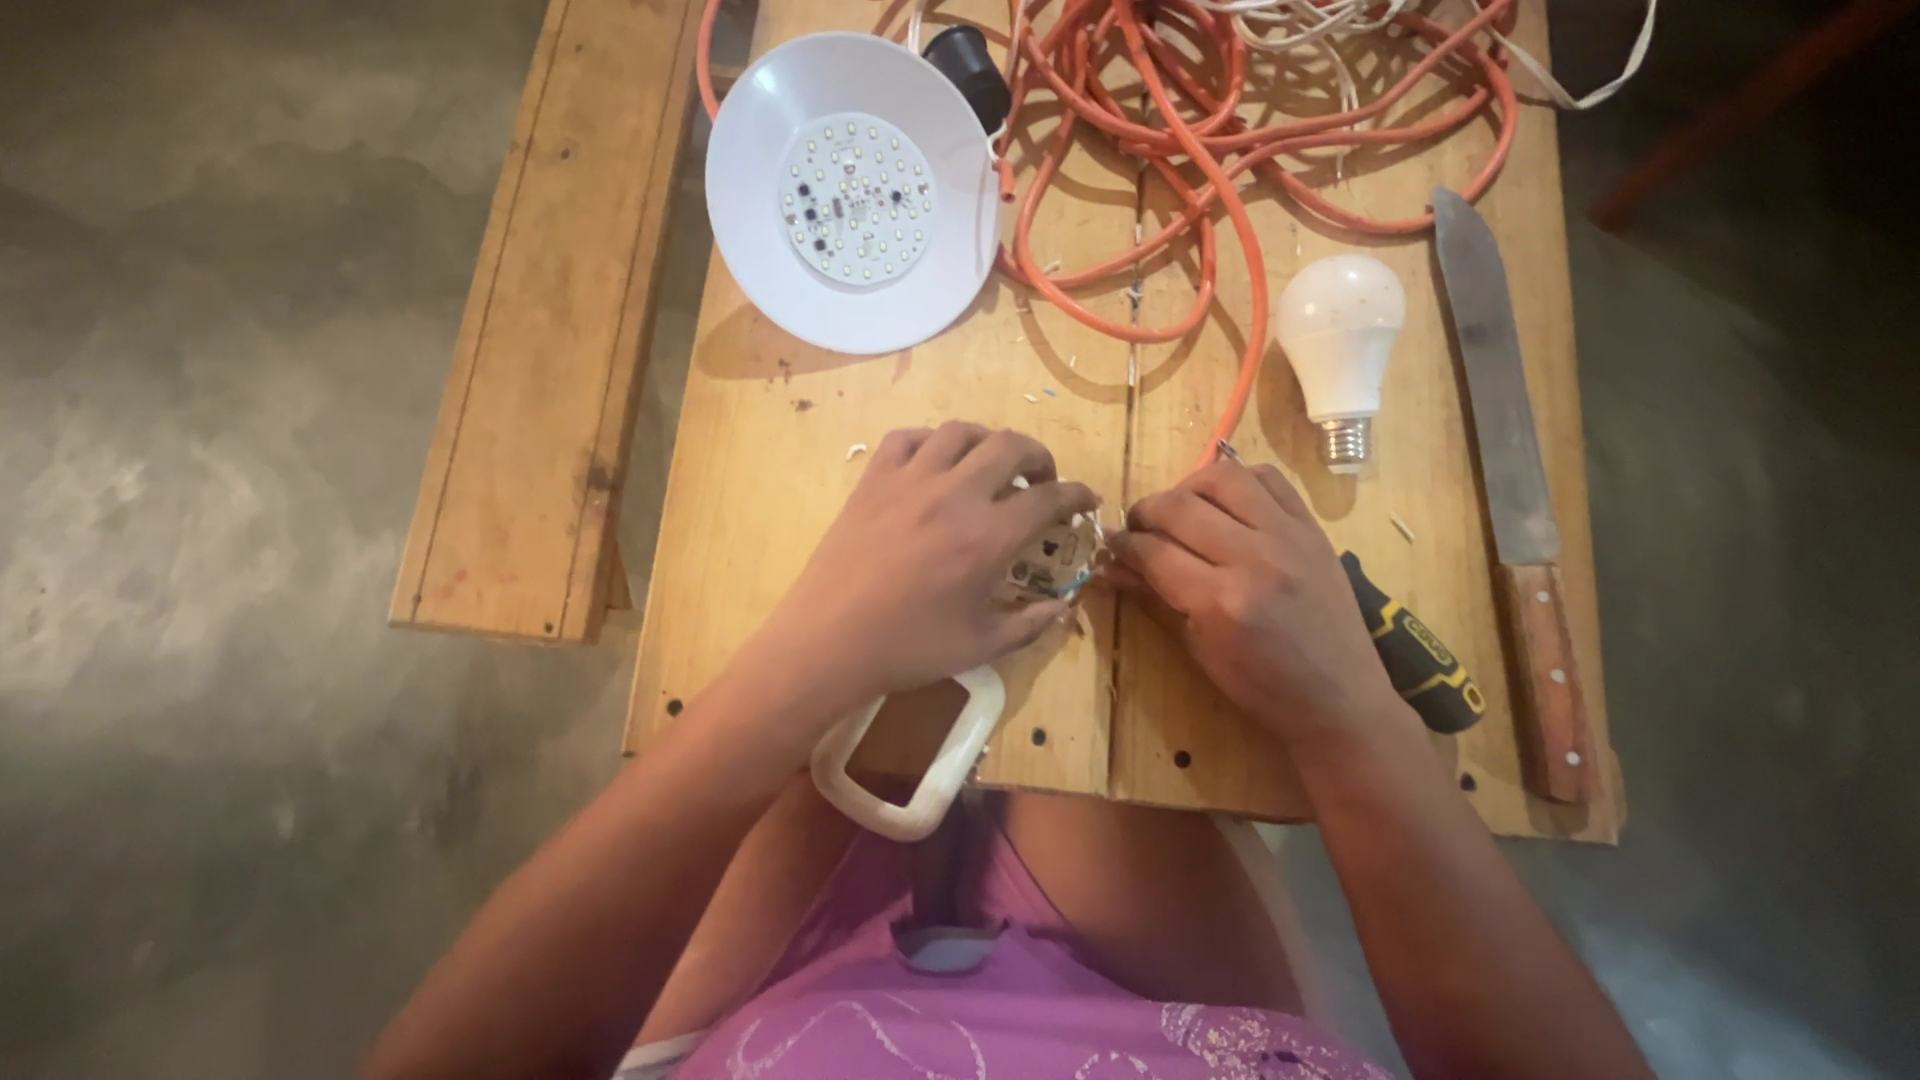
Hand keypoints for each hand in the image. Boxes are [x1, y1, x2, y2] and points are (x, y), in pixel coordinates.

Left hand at [749, 422, 1096, 713]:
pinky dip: (932, 442)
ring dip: (988, 442)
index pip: (1049, 498)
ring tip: (991, 465)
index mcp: (988, 537)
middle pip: (1011, 446)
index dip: (1077, 494)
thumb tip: (1064, 608)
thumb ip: (1030, 624)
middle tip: (1041, 481)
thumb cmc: (908, 649)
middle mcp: (954, 494)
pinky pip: (907, 438)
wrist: (828, 642)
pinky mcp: (873, 481)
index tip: (1085, 499)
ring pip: (961, 432)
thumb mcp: (980, 646)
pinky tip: (935, 464)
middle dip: (1039, 457)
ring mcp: (909, 481)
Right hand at [1105, 461, 1413, 749]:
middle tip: (1137, 530)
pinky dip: (1238, 482)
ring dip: (1188, 487)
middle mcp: (1253, 558)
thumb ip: (1153, 597)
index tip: (1111, 547)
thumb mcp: (1197, 648)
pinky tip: (1225, 504)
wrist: (1338, 698)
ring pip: (1222, 478)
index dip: (1122, 545)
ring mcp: (1288, 537)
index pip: (1153, 551)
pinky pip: (1270, 479)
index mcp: (1219, 601)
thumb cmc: (1260, 686)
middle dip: (1144, 513)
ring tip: (1180, 510)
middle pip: (1179, 506)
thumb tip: (1108, 568)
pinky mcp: (1312, 528)